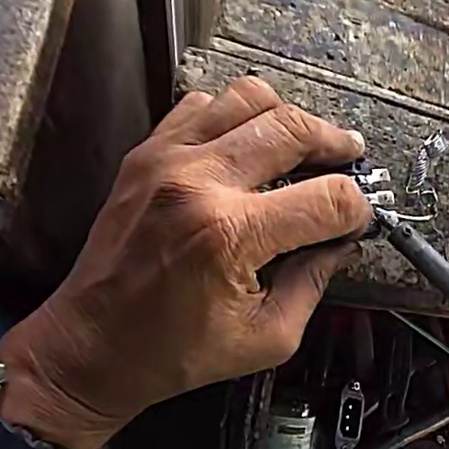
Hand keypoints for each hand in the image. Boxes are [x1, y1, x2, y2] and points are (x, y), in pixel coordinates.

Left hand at [0, 77, 371, 448]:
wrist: (91, 346)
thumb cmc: (173, 350)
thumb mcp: (269, 336)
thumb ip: (315, 281)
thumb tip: (341, 241)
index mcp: (230, 236)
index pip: (328, 199)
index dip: (357, 209)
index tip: (357, 220)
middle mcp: (198, 184)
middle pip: (295, 129)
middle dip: (337, 145)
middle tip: (350, 158)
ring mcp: (167, 160)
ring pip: (250, 98)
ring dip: (289, 120)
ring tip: (304, 146)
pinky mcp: (147, 155)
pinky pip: (205, 104)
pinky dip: (239, 116)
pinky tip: (251, 145)